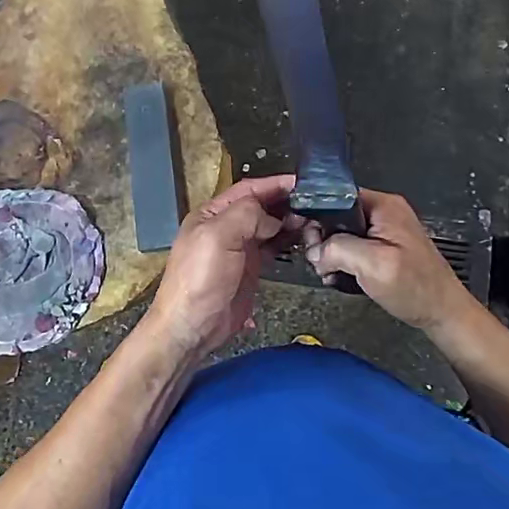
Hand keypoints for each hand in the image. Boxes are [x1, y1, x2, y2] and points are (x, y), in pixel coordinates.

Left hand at [141, 175, 301, 356]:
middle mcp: (224, 228)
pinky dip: (287, 243)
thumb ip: (246, 216)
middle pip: (260, 207)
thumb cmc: (198, 279)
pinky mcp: (249, 270)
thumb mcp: (218, 237)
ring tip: (314, 222)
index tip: (302, 182)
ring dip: (289, 223)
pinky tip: (302, 241)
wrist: (192, 326)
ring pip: (268, 227)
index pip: (247, 190)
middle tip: (315, 204)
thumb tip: (273, 217)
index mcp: (211, 214)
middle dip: (286, 203)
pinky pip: (271, 249)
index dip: (274, 184)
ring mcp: (237, 249)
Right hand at [302, 189, 477, 329]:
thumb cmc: (418, 288)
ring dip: (329, 254)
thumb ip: (337, 248)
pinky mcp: (379, 248)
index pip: (334, 196)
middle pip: (333, 215)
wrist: (442, 315)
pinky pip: (348, 248)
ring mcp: (381, 231)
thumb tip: (314, 250)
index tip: (309, 237)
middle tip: (322, 261)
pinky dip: (339, 262)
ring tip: (332, 272)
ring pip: (337, 234)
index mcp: (383, 206)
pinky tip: (340, 276)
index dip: (316, 214)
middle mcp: (381, 213)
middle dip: (321, 239)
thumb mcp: (373, 263)